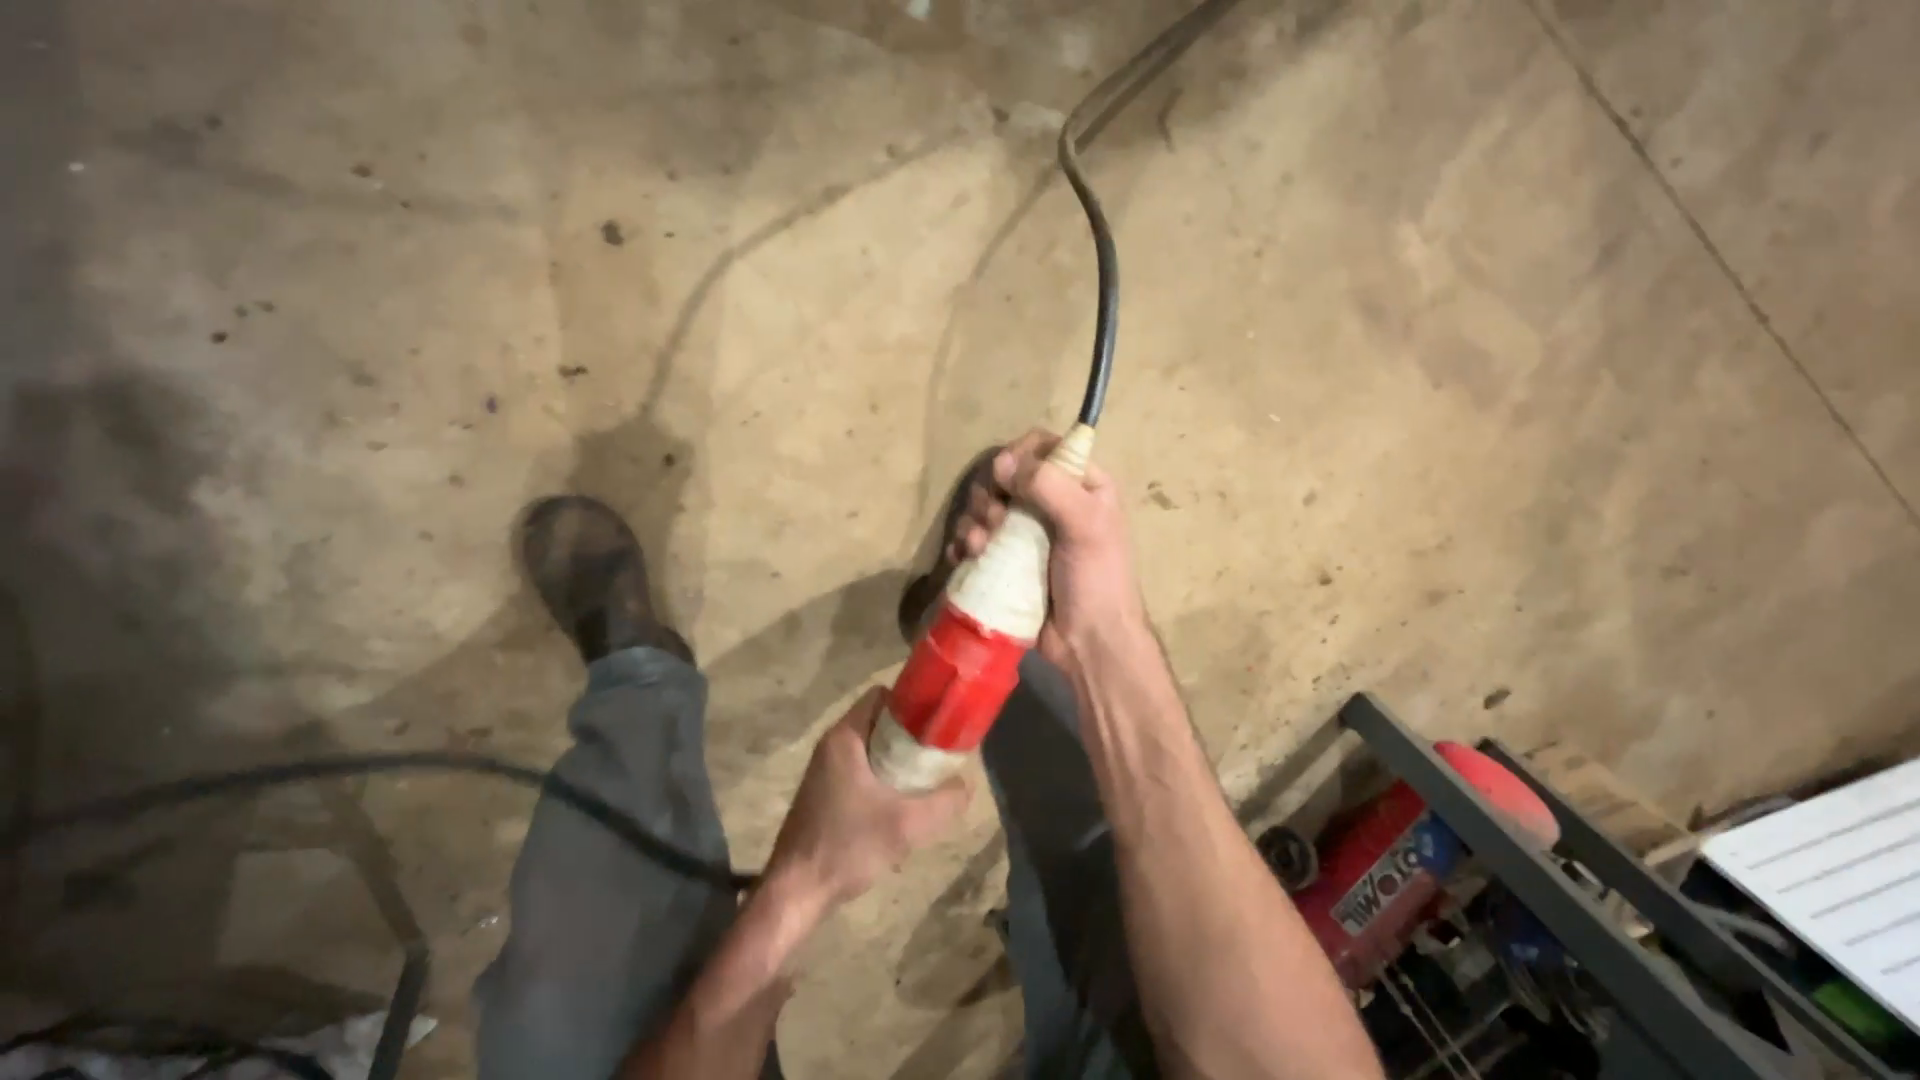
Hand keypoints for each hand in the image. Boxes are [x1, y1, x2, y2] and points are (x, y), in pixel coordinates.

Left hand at [763, 688, 971, 907]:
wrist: (797, 891)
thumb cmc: (847, 847)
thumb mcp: (907, 824)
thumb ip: (944, 802)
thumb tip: (966, 785)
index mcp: (844, 738)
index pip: (882, 696)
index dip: (913, 703)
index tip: (939, 722)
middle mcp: (832, 746)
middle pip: (880, 723)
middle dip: (912, 736)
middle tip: (939, 756)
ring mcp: (825, 770)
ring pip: (872, 750)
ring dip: (899, 762)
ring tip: (927, 782)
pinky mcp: (825, 793)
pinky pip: (862, 771)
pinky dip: (884, 779)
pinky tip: (902, 807)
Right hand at [948, 428, 1145, 670]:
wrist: (1091, 644)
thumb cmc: (1098, 580)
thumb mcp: (1086, 524)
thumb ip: (1048, 485)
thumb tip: (1001, 462)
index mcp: (1080, 485)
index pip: (1042, 447)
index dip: (1018, 455)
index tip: (1006, 478)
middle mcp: (1051, 504)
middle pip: (1004, 476)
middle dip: (989, 494)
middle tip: (993, 521)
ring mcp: (1026, 535)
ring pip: (984, 508)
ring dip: (972, 522)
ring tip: (977, 547)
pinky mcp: (1006, 562)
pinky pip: (974, 541)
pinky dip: (962, 545)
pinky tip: (962, 559)